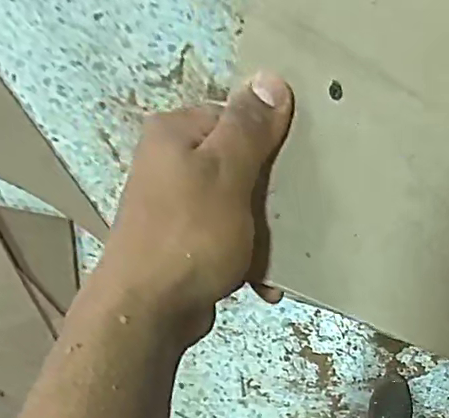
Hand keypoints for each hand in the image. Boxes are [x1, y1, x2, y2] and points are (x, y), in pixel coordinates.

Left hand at [87, 71, 294, 342]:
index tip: (297, 174)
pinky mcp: (189, 245)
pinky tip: (263, 283)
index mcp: (178, 133)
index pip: (236, 119)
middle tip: (293, 222)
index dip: (270, 145)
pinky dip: (251, 262)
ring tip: (279, 259)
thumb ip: (250, 130)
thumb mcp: (227, 175)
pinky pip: (232, 244)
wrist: (152, 306)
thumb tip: (272, 80)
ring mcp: (180, 207)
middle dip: (272, 200)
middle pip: (242, 167)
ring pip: (242, 210)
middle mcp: (173, 163)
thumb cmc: (190, 236)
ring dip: (267, 238)